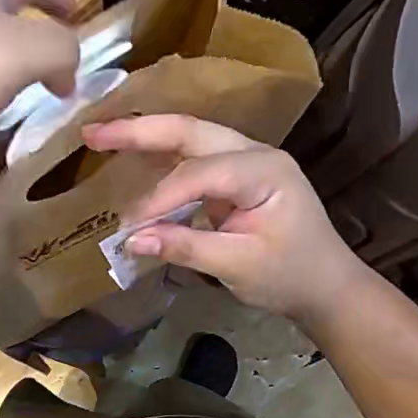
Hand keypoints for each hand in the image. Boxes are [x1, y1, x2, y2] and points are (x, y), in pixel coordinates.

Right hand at [83, 115, 373, 323]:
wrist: (326, 285)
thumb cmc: (290, 276)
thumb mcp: (238, 265)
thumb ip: (186, 248)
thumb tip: (131, 240)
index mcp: (263, 170)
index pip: (198, 173)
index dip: (158, 198)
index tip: (128, 228)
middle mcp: (255, 153)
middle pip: (189, 132)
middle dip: (139, 132)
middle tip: (91, 133)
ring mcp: (247, 162)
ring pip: (190, 138)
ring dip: (147, 139)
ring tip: (102, 139)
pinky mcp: (238, 179)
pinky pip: (195, 162)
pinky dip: (163, 164)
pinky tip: (136, 166)